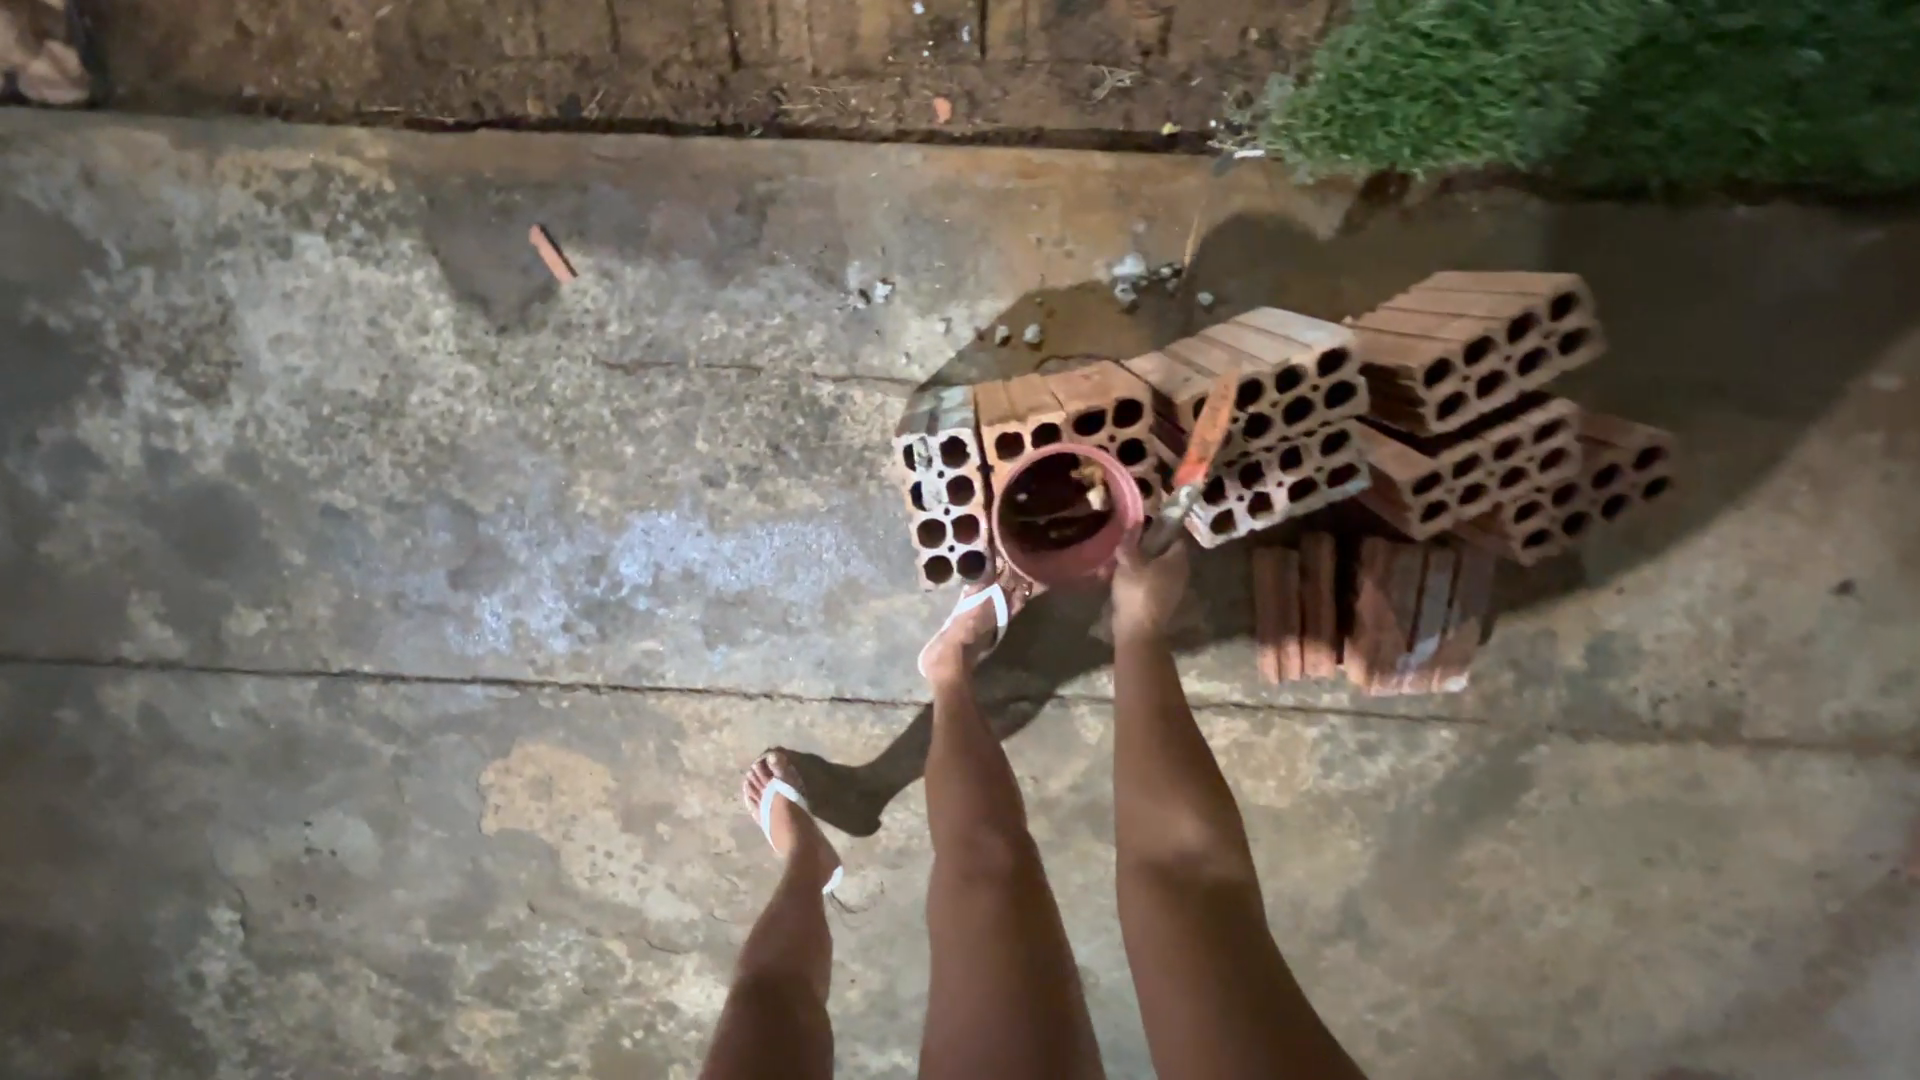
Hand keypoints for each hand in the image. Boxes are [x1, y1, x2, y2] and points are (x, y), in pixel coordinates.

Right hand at [1111, 530, 1188, 642]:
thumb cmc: (1137, 590)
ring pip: (1152, 570)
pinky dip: (1134, 581)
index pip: (1175, 538)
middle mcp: (1179, 574)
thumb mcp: (1128, 562)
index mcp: (1177, 560)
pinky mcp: (1159, 602)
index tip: (1142, 527)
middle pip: (1162, 554)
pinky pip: (1147, 584)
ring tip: (1112, 565)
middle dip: (1142, 550)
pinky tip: (1113, 580)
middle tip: (1123, 546)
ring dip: (1134, 566)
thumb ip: (1130, 543)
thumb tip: (1133, 525)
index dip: (1160, 530)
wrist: (1137, 629)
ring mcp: (1170, 590)